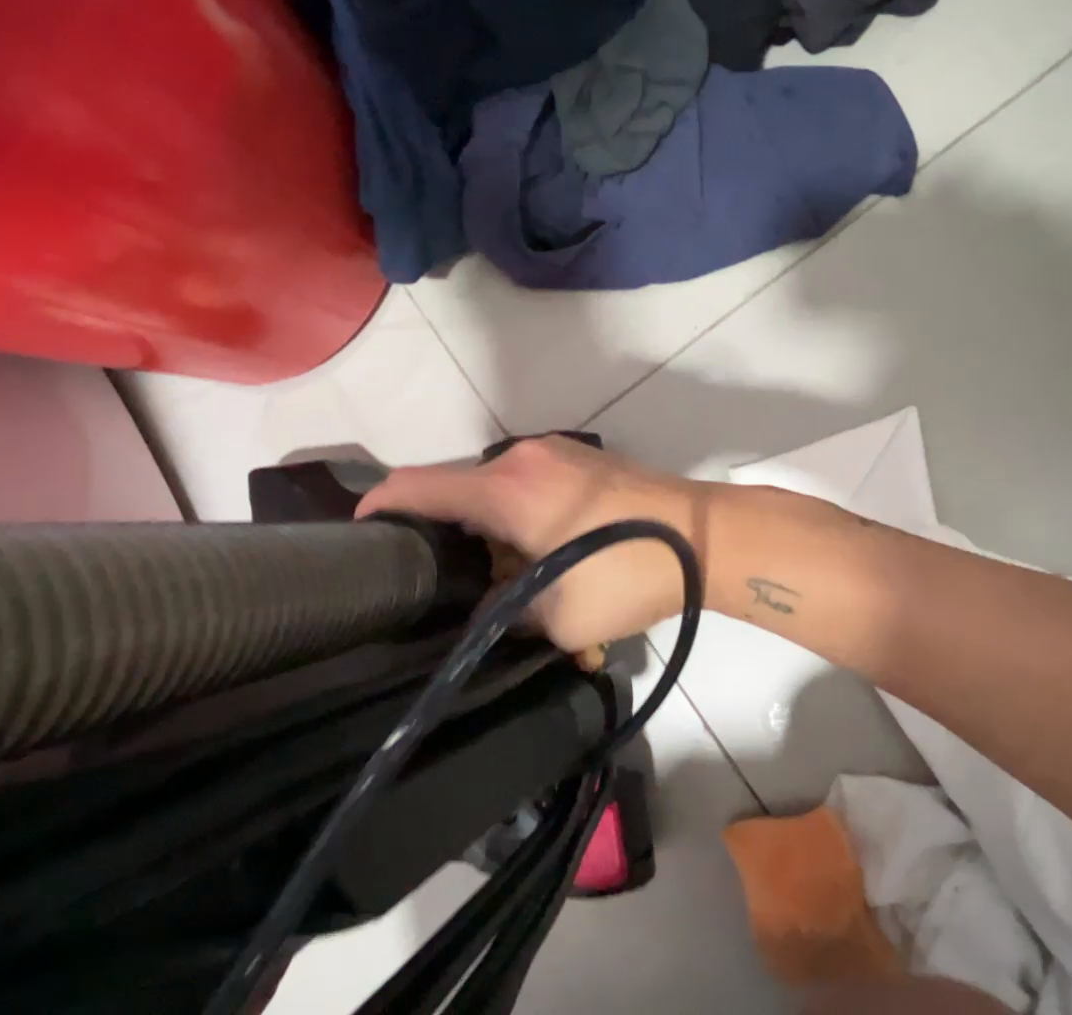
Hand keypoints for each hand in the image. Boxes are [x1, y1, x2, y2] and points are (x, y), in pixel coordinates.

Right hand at [355, 436, 720, 651]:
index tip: (359, 533)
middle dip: (439, 532)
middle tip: (433, 578)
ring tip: (490, 576)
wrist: (711, 537)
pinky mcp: (579, 460)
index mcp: (505, 491)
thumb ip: (504, 613)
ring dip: (483, 528)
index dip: (379, 505)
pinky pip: (524, 485)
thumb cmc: (630, 575)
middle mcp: (519, 459)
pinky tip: (530, 554)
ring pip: (492, 489)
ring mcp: (552, 454)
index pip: (417, 486)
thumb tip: (483, 610)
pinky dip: (513, 516)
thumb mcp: (559, 616)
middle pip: (454, 488)